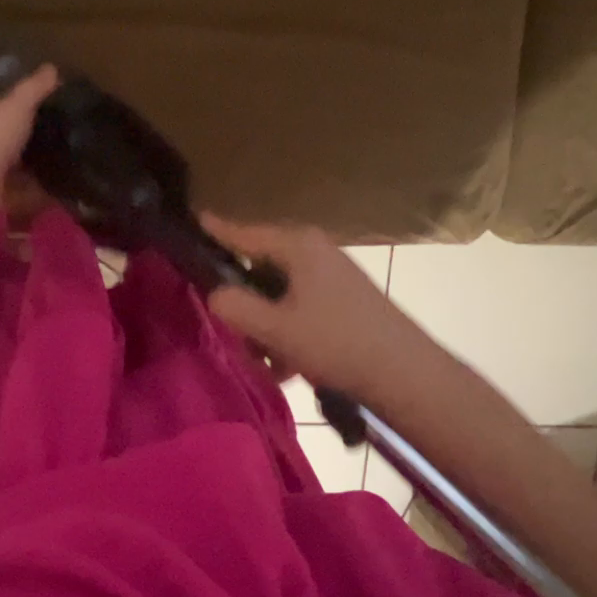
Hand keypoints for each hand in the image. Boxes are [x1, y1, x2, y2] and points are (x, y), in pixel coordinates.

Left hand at [0, 66, 57, 222]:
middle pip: (5, 139)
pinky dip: (35, 198)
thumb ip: (32, 90)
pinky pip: (18, 196)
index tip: (42, 105)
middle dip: (27, 140)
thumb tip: (52, 67)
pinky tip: (55, 196)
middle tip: (62, 139)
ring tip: (64, 169)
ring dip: (33, 171)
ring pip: (12, 169)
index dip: (13, 103)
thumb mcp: (15, 108)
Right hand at [203, 216, 435, 399]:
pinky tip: (287, 366)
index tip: (189, 221)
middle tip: (226, 325)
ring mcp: (332, 274)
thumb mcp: (275, 329)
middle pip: (259, 265)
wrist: (407, 374)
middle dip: (241, 297)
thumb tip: (214, 294)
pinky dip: (288, 330)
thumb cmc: (337, 343)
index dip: (213, 230)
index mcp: (297, 245)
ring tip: (262, 359)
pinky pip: (300, 307)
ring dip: (265, 323)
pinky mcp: (344, 299)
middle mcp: (314, 250)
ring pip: (279, 292)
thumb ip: (235, 307)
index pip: (242, 232)